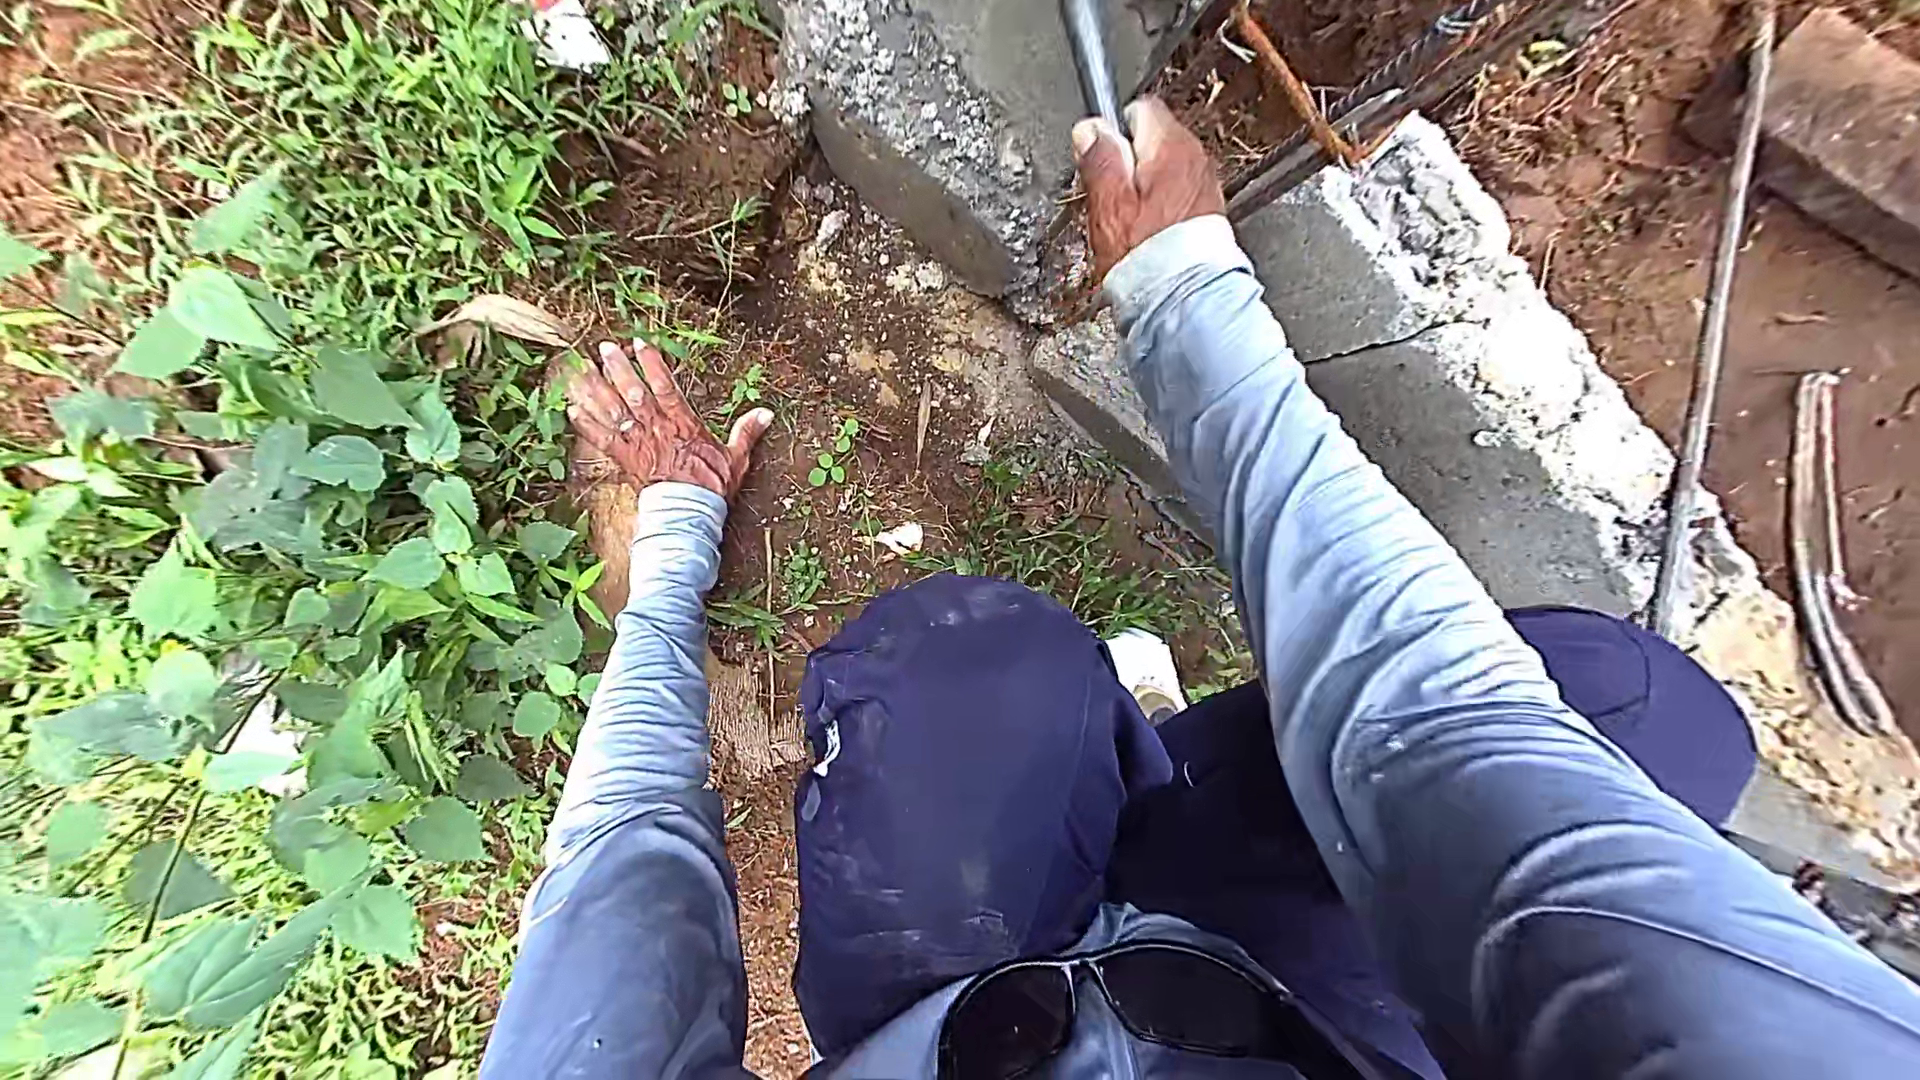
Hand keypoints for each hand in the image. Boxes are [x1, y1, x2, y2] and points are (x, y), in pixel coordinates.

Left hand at [566, 340, 772, 500]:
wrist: (691, 512)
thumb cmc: (713, 484)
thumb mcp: (736, 457)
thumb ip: (747, 432)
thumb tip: (767, 413)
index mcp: (683, 424)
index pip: (665, 386)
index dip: (652, 363)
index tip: (640, 343)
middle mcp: (657, 428)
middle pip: (633, 392)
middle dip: (618, 369)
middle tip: (604, 348)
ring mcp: (638, 443)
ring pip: (613, 410)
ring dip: (596, 388)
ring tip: (581, 369)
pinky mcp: (625, 460)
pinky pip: (601, 439)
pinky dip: (585, 424)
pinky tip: (571, 408)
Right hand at [1072, 97, 1225, 284]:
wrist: (1180, 297)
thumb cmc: (1144, 255)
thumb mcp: (1108, 203)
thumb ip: (1100, 160)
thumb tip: (1090, 128)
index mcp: (1170, 146)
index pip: (1139, 111)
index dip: (1113, 134)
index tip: (1101, 164)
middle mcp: (1195, 159)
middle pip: (1152, 145)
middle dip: (1128, 168)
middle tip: (1112, 205)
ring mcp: (1204, 187)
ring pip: (1164, 174)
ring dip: (1144, 194)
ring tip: (1131, 227)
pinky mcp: (1207, 215)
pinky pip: (1176, 201)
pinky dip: (1160, 214)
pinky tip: (1149, 238)